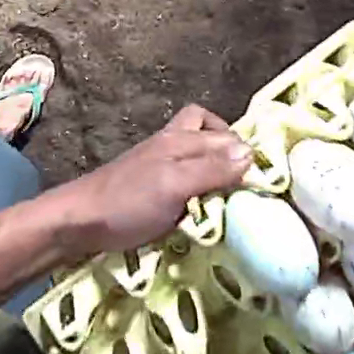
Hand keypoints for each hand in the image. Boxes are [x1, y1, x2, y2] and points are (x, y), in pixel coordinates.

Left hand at [47, 104, 252, 255]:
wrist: (82, 219)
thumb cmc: (128, 200)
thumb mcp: (174, 184)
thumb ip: (211, 169)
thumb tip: (251, 152)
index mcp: (179, 139)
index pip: (223, 133)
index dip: (246, 149)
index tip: (271, 177)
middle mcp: (172, 145)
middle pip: (210, 135)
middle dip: (232, 153)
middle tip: (254, 186)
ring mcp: (161, 165)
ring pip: (198, 155)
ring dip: (216, 171)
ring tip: (234, 199)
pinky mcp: (155, 187)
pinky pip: (187, 178)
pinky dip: (201, 189)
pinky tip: (208, 211)